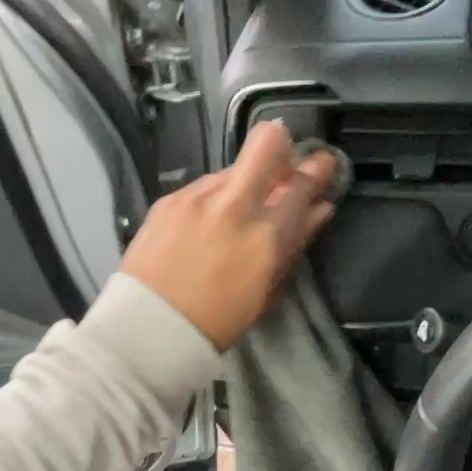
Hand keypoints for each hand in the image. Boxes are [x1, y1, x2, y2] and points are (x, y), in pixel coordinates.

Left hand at [119, 122, 337, 349]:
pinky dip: (210, 202)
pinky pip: (201, 187)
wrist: (150, 328)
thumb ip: (294, 245)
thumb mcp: (266, 292)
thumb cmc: (217, 323)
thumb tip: (318, 209)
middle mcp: (233, 205)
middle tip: (278, 174)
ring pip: (231, 168)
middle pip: (267, 142)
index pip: (303, 183)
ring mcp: (197, 197)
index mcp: (265, 237)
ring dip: (241, 185)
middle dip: (279, 149)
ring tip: (231, 219)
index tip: (321, 166)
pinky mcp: (169, 200)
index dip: (318, 170)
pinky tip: (201, 230)